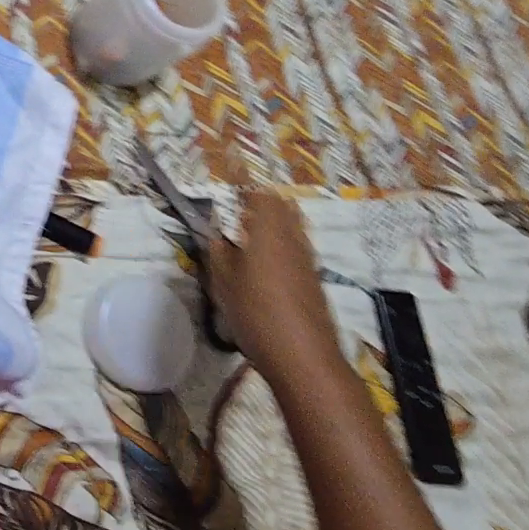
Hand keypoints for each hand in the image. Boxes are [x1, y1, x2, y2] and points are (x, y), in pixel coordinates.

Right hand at [207, 191, 344, 383]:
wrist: (303, 357)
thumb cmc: (256, 313)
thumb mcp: (223, 282)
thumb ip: (218, 252)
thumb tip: (215, 235)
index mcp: (268, 233)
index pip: (260, 195)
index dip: (245, 182)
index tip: (231, 172)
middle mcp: (293, 240)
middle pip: (283, 207)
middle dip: (262, 200)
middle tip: (240, 204)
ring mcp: (307, 261)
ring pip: (293, 226)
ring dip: (274, 220)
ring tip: (250, 230)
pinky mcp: (313, 280)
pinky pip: (297, 246)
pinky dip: (281, 241)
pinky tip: (264, 261)